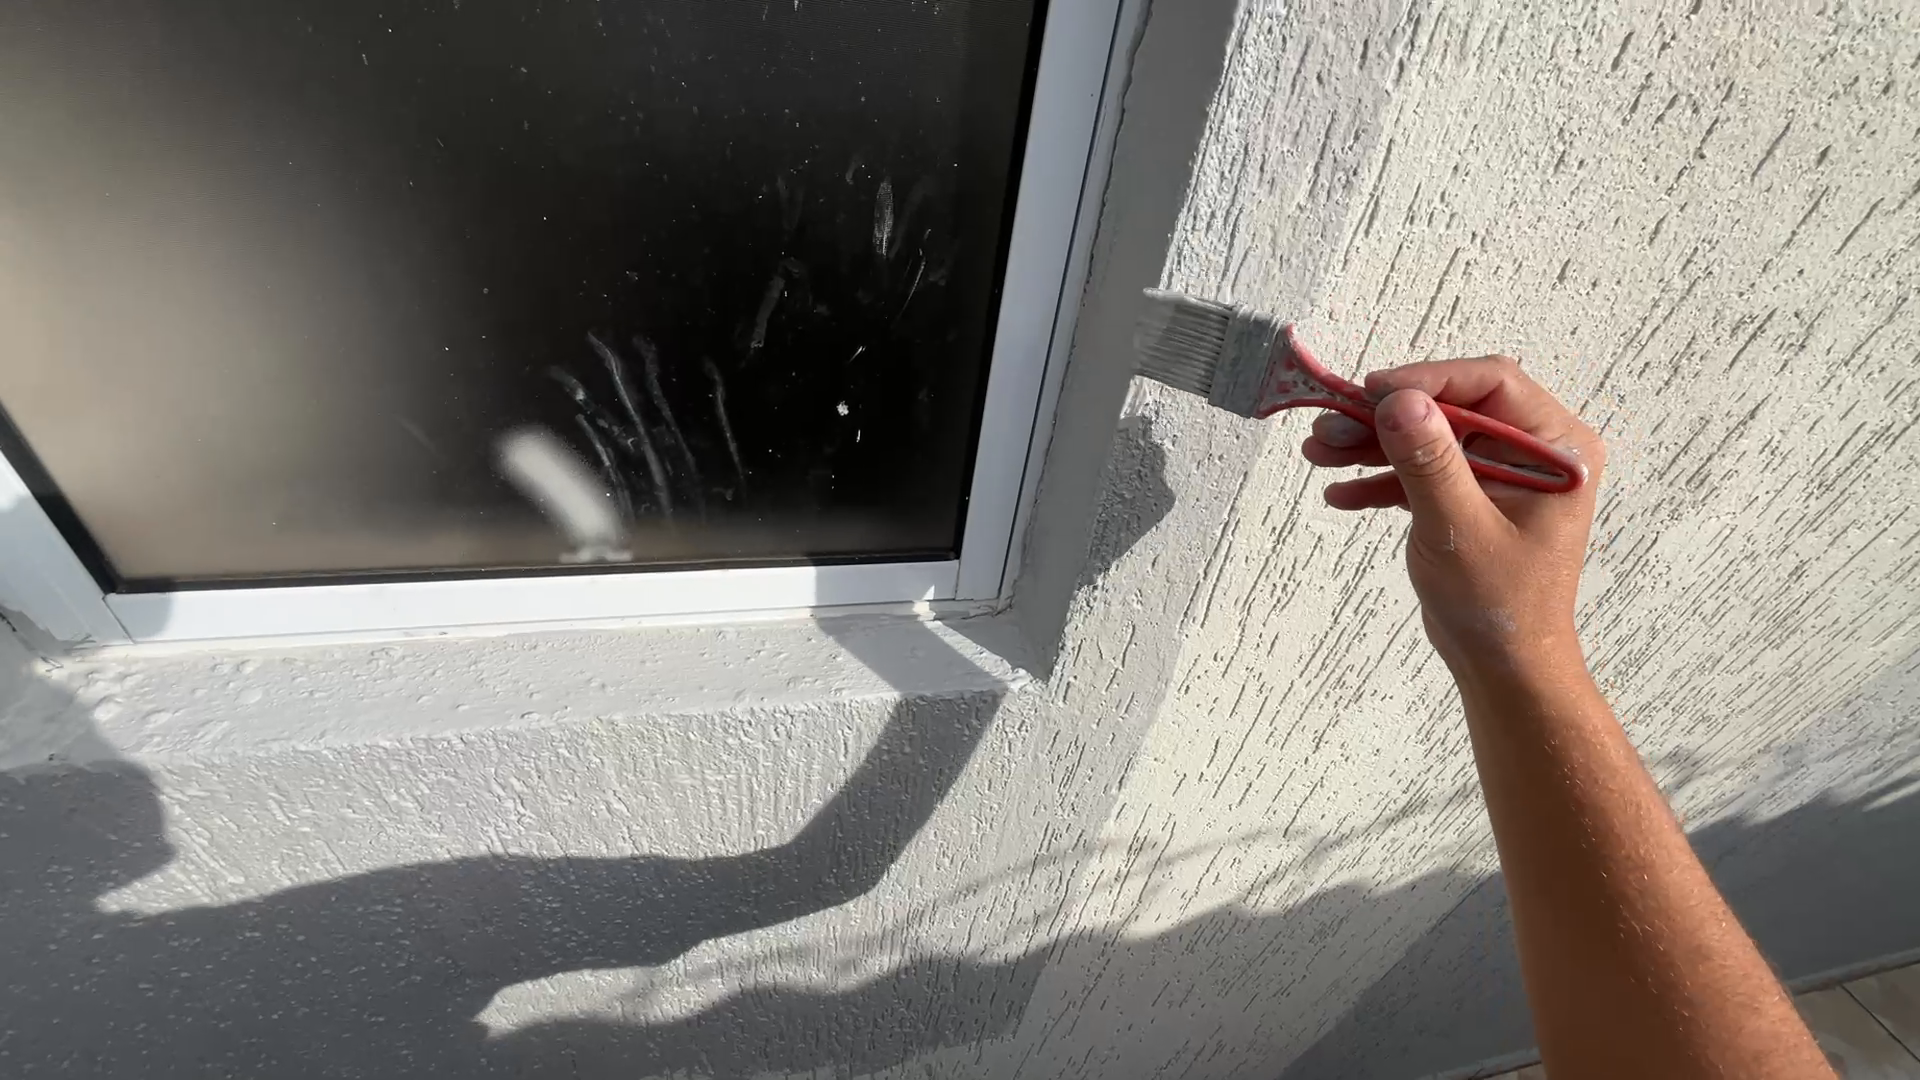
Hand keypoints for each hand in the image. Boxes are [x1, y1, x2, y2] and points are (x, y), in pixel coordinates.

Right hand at [1300, 356, 1604, 679]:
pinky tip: (1339, 495)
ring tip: (1317, 453)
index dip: (1427, 380)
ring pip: (1423, 439)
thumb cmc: (1497, 602)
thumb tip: (1398, 401)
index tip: (1369, 391)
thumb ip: (1430, 462)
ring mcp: (1492, 475)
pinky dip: (1376, 482)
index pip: (1491, 384)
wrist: (1500, 662)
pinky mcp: (1462, 497)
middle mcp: (1526, 452)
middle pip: (1447, 409)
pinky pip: (1415, 473)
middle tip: (1328, 427)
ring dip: (1369, 445)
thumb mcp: (1459, 527)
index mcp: (1552, 449)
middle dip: (1384, 417)